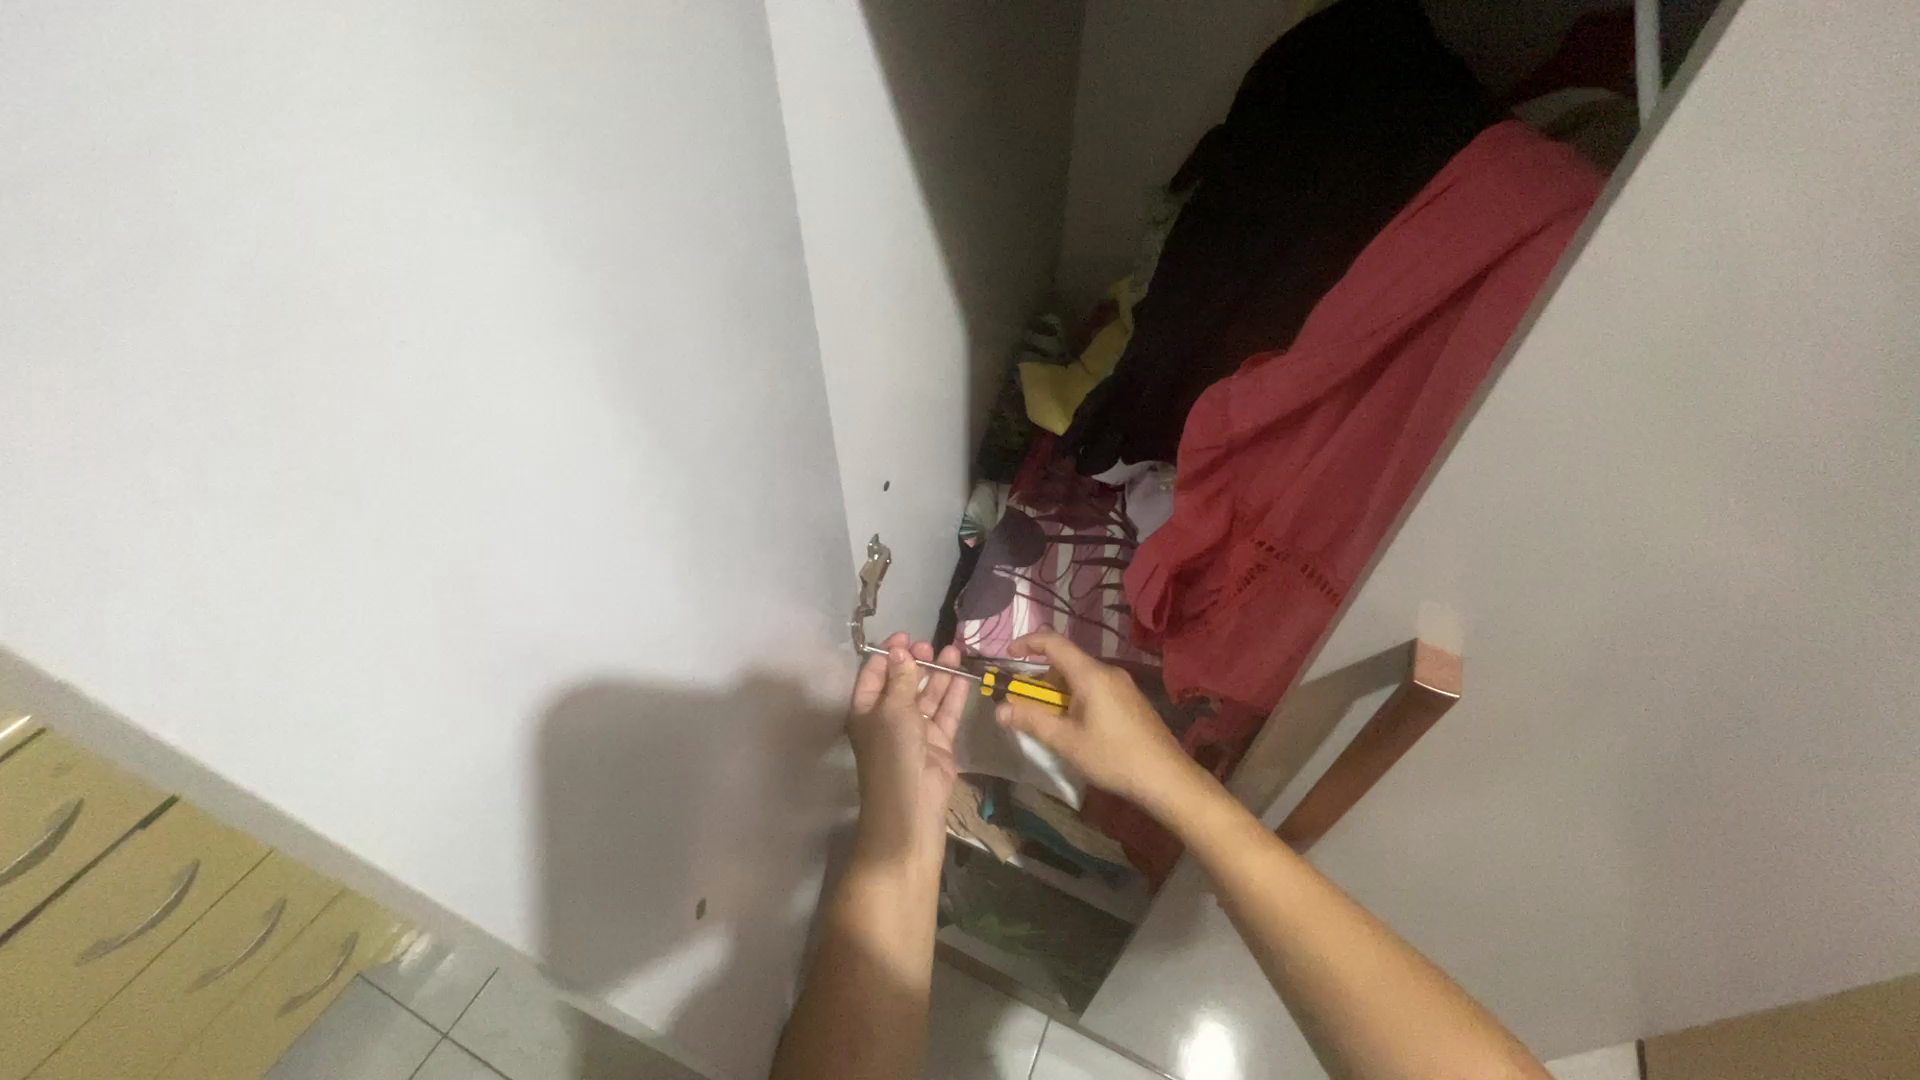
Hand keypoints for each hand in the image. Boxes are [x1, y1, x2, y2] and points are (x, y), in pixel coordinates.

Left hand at [846, 632, 970, 865]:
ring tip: (951, 652)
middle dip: (915, 662)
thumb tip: (900, 652)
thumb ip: (901, 680)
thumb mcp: (892, 711)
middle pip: (902, 683)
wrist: (912, 805)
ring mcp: (915, 731)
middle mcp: (888, 718)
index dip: (887, 654)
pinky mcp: (938, 741)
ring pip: (927, 696)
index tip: (904, 636)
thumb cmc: (892, 753)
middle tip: (929, 646)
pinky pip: (946, 712)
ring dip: (938, 674)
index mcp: (866, 711)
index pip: (874, 675)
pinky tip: (963, 674)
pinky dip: (954, 694)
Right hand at [992, 629, 1197, 808]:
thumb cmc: (1113, 757)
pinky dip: (1077, 699)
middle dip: (1040, 679)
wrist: (1167, 778)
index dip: (1027, 643)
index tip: (1008, 656)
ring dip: (1058, 693)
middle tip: (1023, 703)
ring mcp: (1124, 686)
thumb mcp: (1066, 741)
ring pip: (1081, 678)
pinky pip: (1096, 689)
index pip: (1053, 642)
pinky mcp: (1132, 701)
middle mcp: (1108, 672)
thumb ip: (1031, 721)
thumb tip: (999, 709)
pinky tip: (1076, 728)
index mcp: (1090, 674)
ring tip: (1047, 721)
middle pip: (1066, 662)